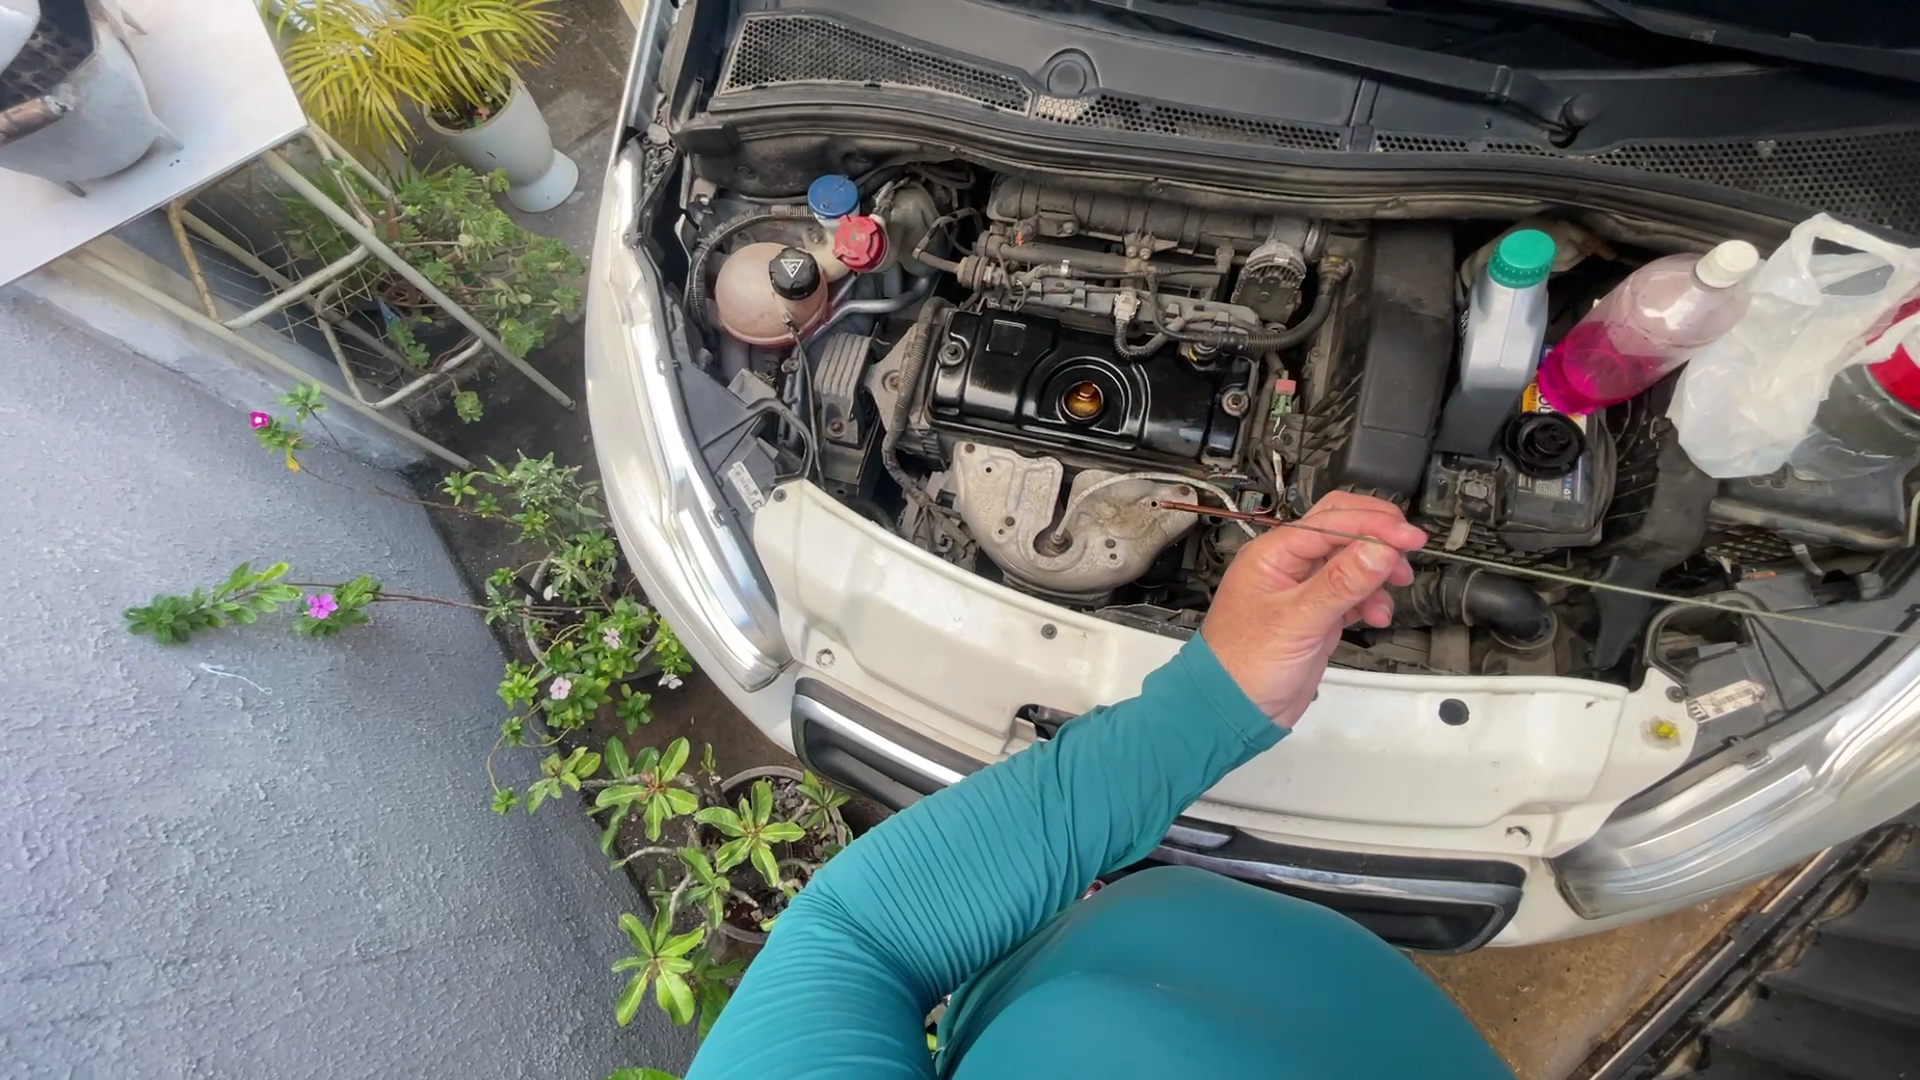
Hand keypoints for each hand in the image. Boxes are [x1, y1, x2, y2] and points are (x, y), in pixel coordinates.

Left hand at [1201, 492, 1426, 727]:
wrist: (1234, 705)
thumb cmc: (1244, 662)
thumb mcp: (1298, 620)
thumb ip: (1341, 583)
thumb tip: (1379, 548)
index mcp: (1270, 555)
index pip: (1327, 522)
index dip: (1372, 525)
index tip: (1409, 538)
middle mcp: (1285, 565)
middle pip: (1338, 529)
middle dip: (1376, 537)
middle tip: (1406, 551)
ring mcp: (1301, 588)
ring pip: (1349, 560)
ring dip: (1376, 571)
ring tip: (1392, 589)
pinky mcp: (1315, 612)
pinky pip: (1351, 591)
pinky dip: (1369, 597)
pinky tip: (1375, 614)